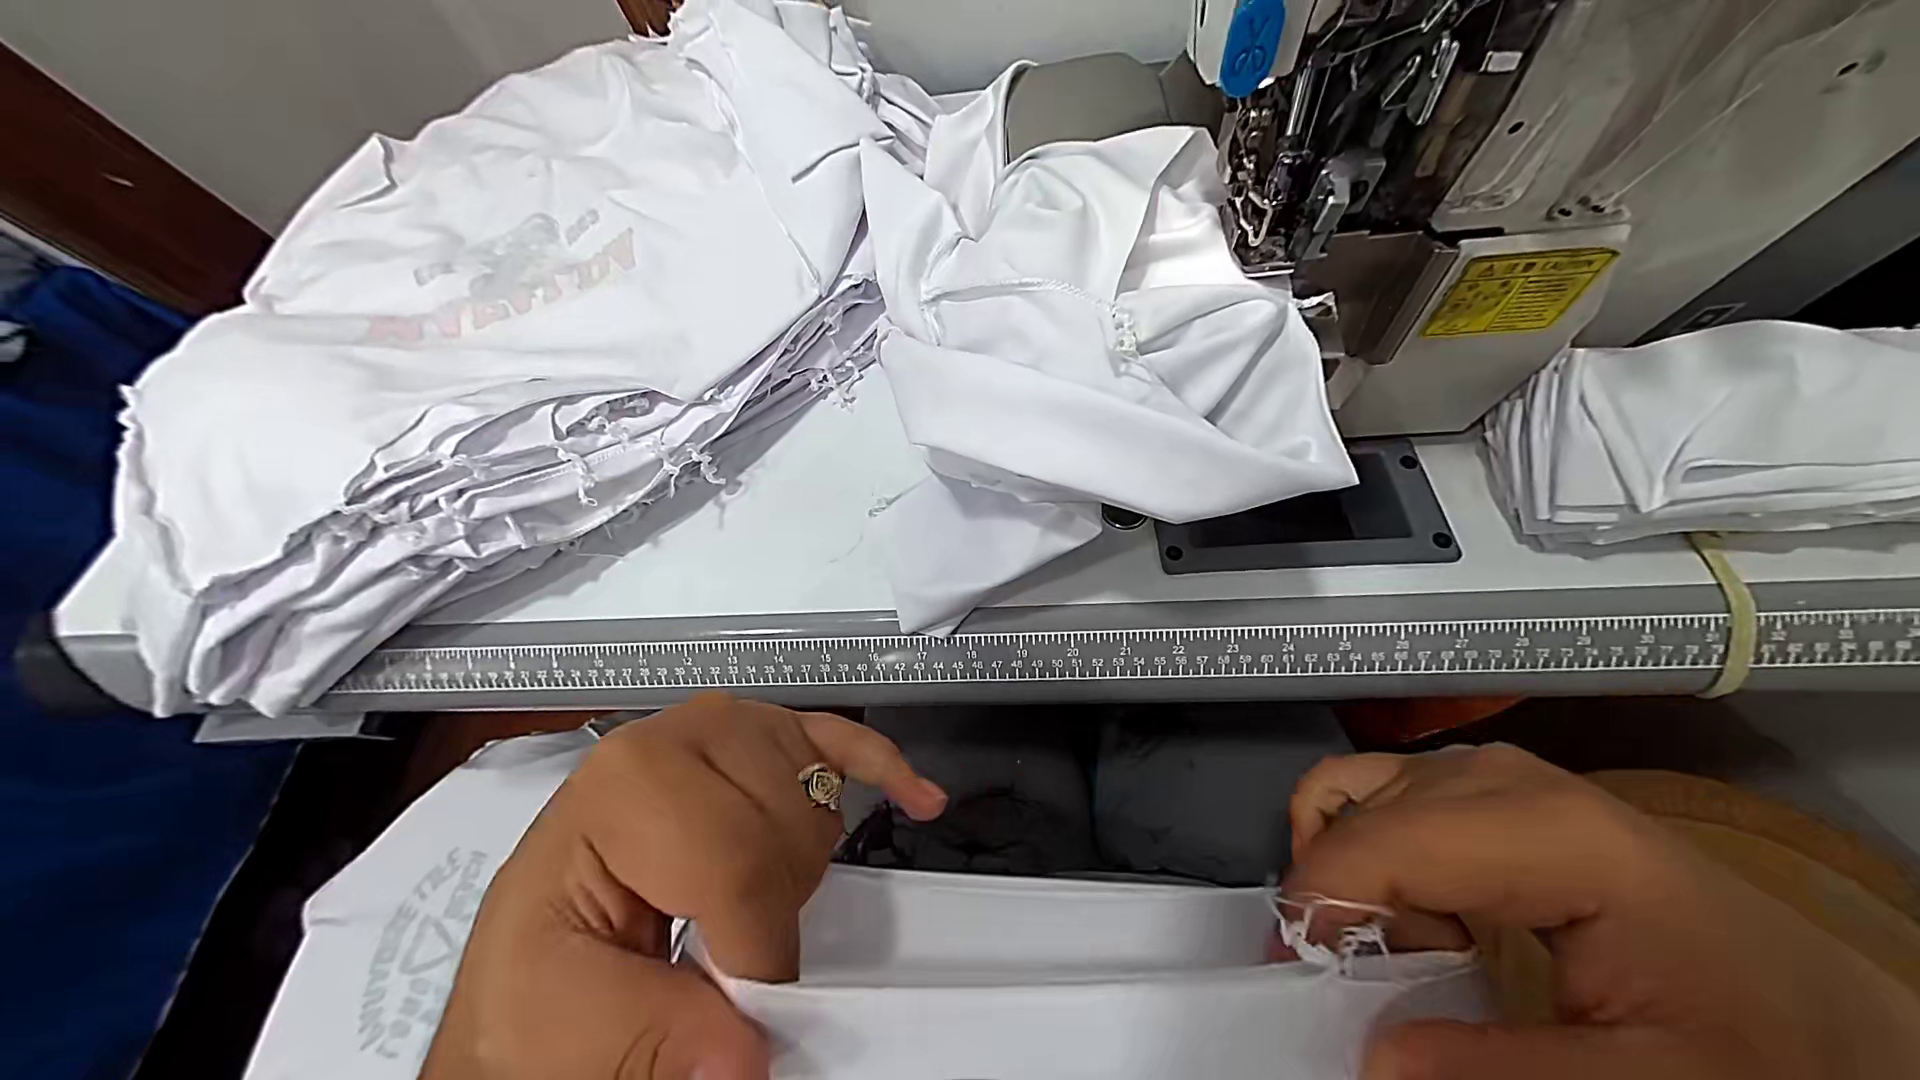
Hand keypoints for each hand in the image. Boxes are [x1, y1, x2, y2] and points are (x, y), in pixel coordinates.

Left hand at [421, 694, 947, 1079]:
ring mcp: (730, 724)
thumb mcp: (558, 1029)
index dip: (756, 947)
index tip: (741, 1001)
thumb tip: (749, 1061)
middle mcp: (680, 731)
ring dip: (803, 866)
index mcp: (625, 784)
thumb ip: (653, 1044)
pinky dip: (886, 768)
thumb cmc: (543, 975)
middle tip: (724, 949)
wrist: (549, 938)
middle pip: (786, 826)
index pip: (736, 860)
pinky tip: (920, 798)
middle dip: (772, 908)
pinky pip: (843, 741)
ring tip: (747, 900)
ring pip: (818, 798)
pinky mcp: (765, 733)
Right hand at [1285, 744, 1919, 1079]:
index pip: (1381, 844)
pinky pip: (1378, 792)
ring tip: (1389, 943)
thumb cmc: (1764, 1050)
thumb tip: (1369, 1058)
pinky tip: (1412, 908)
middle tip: (1342, 977)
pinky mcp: (1486, 786)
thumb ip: (1502, 1074)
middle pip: (1358, 814)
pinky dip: (1364, 845)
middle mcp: (1501, 776)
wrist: (1831, 1017)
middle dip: (1329, 893)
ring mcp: (1489, 772)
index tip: (1297, 976)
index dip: (1320, 906)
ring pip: (1354, 792)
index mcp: (1547, 831)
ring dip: (1345, 868)